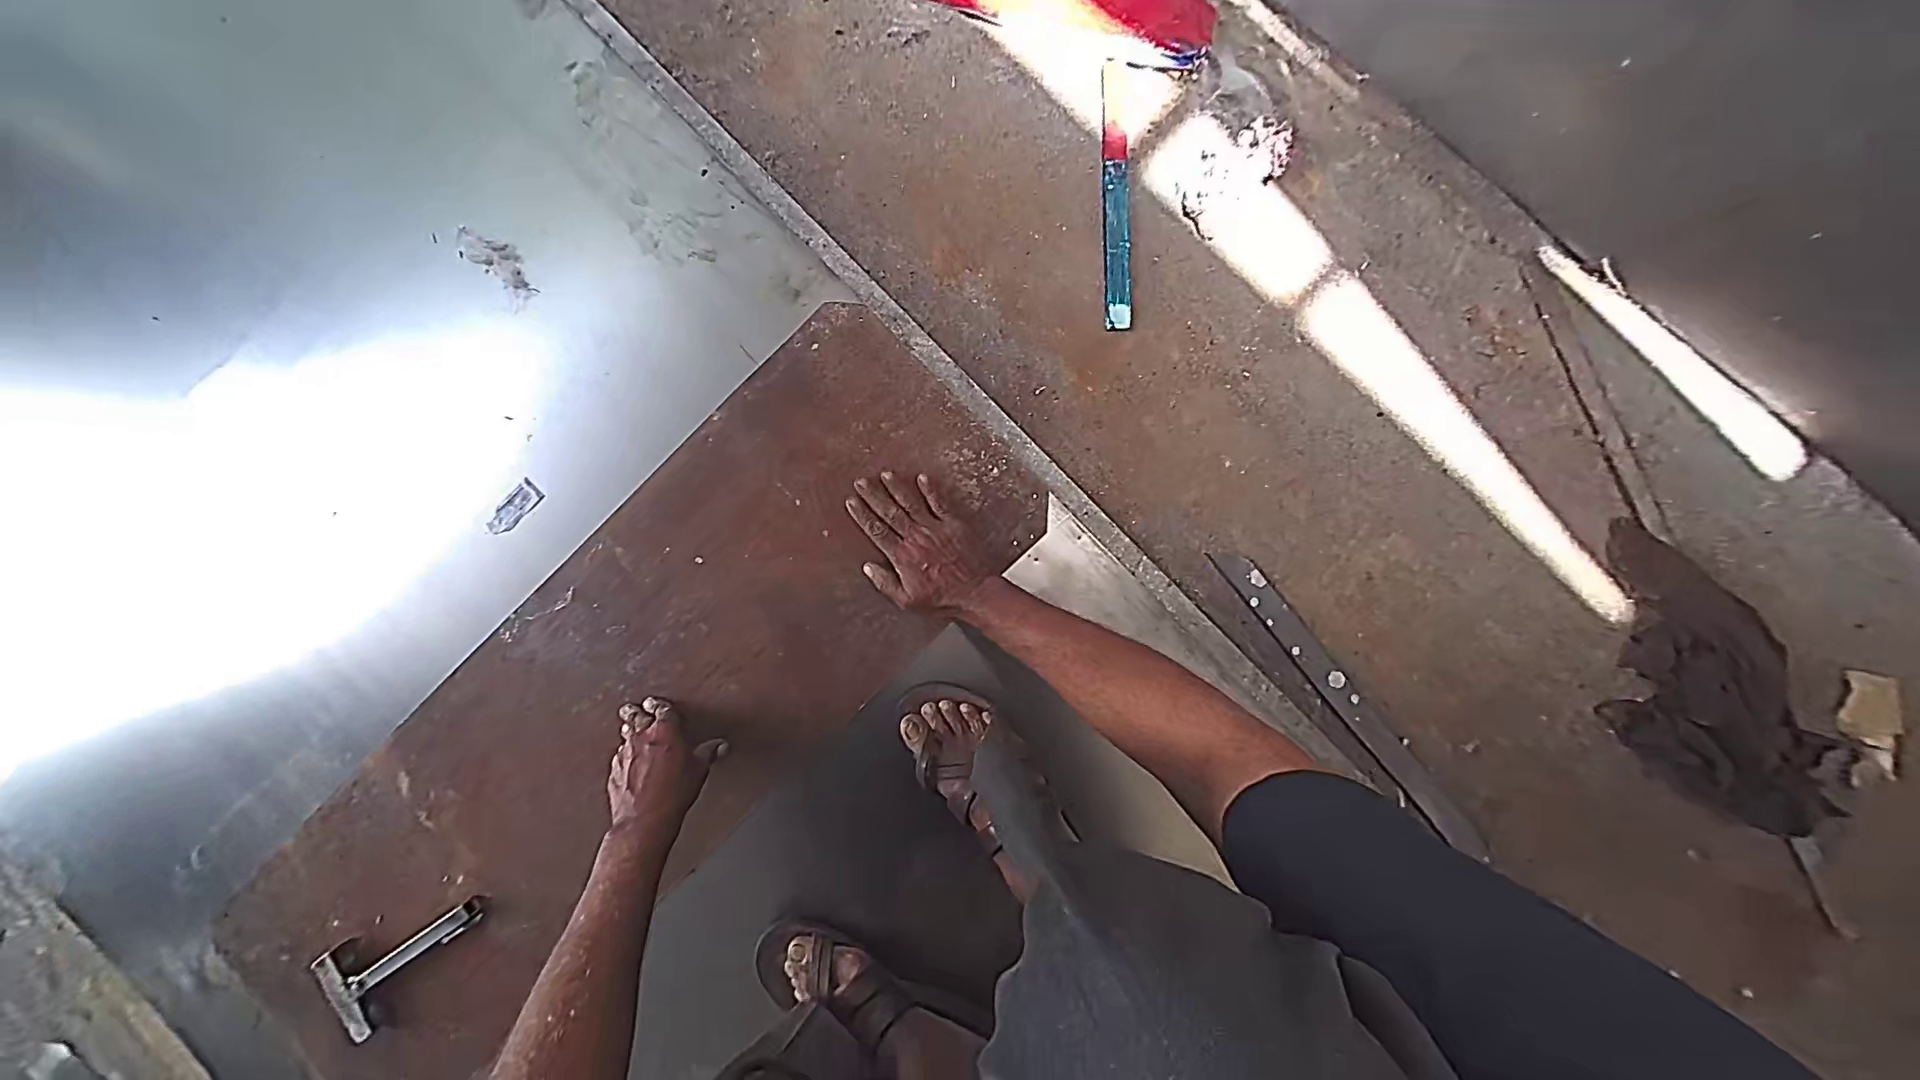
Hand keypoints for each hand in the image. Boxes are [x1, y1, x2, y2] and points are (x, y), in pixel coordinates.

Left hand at [607, 698, 726, 833]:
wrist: (644, 820)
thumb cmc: (673, 794)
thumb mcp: (699, 770)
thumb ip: (708, 753)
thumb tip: (719, 746)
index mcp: (665, 732)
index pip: (662, 709)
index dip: (659, 705)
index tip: (657, 704)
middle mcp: (642, 738)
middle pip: (636, 716)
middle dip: (636, 711)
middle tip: (636, 708)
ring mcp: (625, 754)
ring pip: (625, 735)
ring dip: (629, 731)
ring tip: (630, 728)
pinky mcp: (614, 771)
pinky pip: (619, 755)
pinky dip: (625, 753)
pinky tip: (628, 758)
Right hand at [845, 471, 997, 615]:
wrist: (975, 592)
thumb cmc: (943, 598)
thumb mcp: (907, 600)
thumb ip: (885, 583)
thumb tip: (868, 567)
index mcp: (902, 556)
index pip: (876, 531)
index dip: (862, 515)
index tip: (852, 502)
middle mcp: (916, 538)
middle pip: (889, 512)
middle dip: (873, 495)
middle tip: (861, 482)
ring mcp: (935, 529)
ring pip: (911, 503)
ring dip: (897, 488)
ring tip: (885, 475)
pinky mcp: (954, 525)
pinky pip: (939, 503)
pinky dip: (930, 490)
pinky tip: (921, 478)